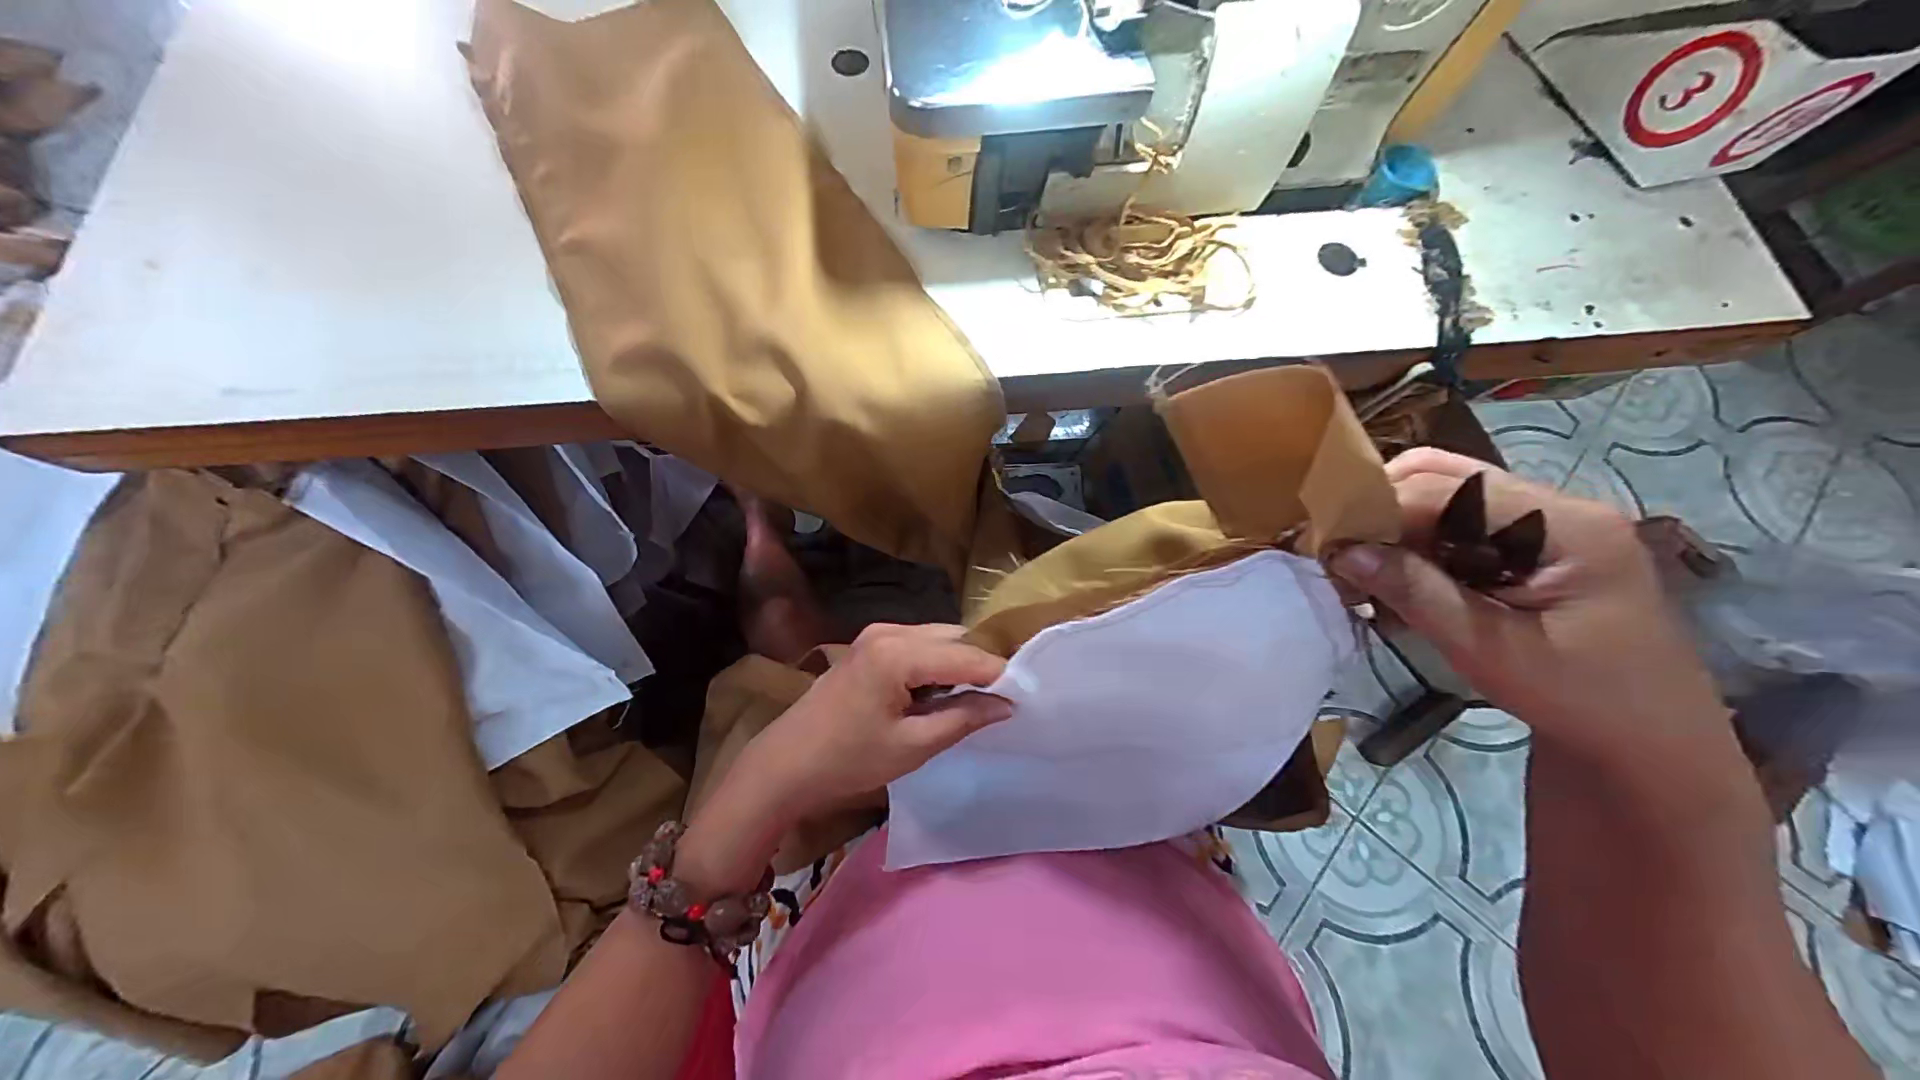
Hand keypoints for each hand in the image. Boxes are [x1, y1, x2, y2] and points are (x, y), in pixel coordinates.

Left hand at [675, 624, 1009, 895]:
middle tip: (1006, 696)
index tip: (1029, 695)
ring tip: (979, 696)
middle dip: (981, 664)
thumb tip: (1006, 704)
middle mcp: (888, 631)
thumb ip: (963, 718)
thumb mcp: (912, 746)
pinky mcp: (868, 645)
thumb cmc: (848, 760)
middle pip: (953, 638)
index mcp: (898, 653)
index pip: (967, 656)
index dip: (1000, 675)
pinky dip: (937, 663)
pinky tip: (943, 690)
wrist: (784, 765)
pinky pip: (917, 645)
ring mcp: (875, 635)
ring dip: (959, 663)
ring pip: (936, 639)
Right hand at [1327, 449, 1730, 767]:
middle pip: (1447, 475)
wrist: (1653, 745)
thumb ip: (1415, 592)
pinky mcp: (1537, 545)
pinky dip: (1418, 540)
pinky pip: (1462, 522)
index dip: (1380, 509)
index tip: (1327, 543)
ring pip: (1448, 494)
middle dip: (1382, 505)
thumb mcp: (1488, 649)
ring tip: (1363, 564)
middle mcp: (1560, 507)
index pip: (1449, 490)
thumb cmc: (1578, 701)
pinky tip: (1399, 574)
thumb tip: (1341, 551)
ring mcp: (1551, 523)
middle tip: (1341, 549)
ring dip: (1396, 523)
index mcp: (1565, 526)